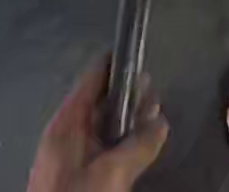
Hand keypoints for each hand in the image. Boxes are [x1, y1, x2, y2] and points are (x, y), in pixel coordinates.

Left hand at [26, 57, 168, 191]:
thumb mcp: (113, 173)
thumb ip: (142, 142)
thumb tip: (161, 121)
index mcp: (67, 122)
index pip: (96, 73)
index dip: (122, 60)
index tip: (147, 55)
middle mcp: (67, 132)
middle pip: (104, 96)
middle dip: (132, 94)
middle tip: (155, 96)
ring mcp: (71, 155)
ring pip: (107, 122)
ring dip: (132, 118)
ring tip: (154, 118)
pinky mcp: (78, 175)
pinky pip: (106, 144)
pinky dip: (125, 139)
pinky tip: (143, 144)